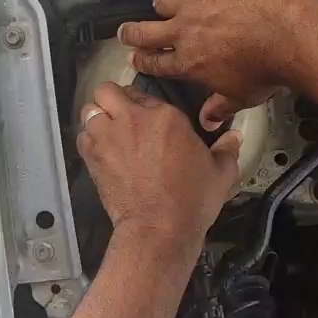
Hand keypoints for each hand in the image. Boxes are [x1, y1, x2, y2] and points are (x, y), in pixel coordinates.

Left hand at [76, 81, 242, 256]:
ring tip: (107, 132)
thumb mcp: (221, 174)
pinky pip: (82, 136)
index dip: (145, 105)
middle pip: (109, 90)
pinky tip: (100, 151)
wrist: (158, 227)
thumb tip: (235, 136)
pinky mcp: (92, 156)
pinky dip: (88, 140)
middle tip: (122, 116)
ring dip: (97, 118)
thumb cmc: (192, 200)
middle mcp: (133, 118)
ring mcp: (109, 136)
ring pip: (90, 109)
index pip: (146, 94)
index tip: (150, 121)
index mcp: (166, 116)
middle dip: (113, 100)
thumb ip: (227, 150)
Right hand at [117, 0, 317, 129]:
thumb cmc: (268, 70)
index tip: (136, 57)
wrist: (290, 34)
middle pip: (144, 31)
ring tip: (169, 1)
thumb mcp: (242, 96)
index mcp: (187, 62)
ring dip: (166, 1)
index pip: (154, 63)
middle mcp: (183, 30)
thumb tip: (208, 121)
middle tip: (127, 32)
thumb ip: (220, 106)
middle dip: (132, 33)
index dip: (142, 60)